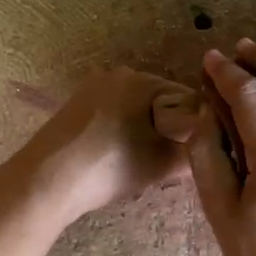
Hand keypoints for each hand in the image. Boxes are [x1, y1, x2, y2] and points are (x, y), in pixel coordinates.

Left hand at [5, 67, 193, 219]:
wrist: (46, 181)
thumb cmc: (109, 166)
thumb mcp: (161, 164)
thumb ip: (193, 154)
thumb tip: (209, 149)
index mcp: (141, 79)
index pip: (186, 98)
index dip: (198, 126)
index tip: (201, 151)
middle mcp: (117, 74)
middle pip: (160, 102)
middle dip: (170, 128)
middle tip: (175, 161)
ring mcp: (92, 88)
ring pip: (135, 110)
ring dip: (146, 132)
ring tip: (146, 163)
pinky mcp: (75, 106)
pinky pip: (113, 115)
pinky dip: (123, 133)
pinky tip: (119, 158)